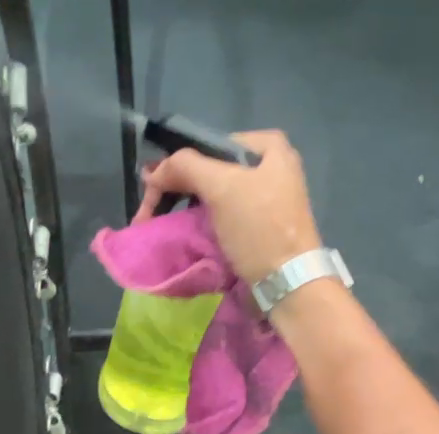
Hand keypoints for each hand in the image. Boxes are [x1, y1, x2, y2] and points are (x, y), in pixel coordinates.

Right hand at [136, 130, 321, 285]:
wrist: (288, 281)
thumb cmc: (258, 228)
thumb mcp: (222, 187)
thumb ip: (186, 167)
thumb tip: (154, 170)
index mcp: (267, 147)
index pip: (208, 147)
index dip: (176, 167)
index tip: (153, 193)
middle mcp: (270, 166)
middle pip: (210, 171)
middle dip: (177, 190)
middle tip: (151, 212)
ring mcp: (266, 198)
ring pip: (214, 195)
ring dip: (185, 209)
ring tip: (162, 224)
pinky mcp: (260, 225)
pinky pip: (223, 216)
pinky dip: (202, 223)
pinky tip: (187, 233)